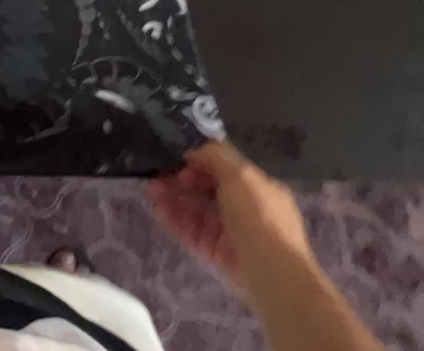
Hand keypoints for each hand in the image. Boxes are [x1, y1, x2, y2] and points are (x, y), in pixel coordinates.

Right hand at [147, 141, 312, 299]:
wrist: (272, 273)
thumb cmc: (259, 217)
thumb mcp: (241, 175)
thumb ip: (215, 156)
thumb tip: (194, 151)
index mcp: (258, 189)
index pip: (224, 170)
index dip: (200, 164)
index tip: (180, 162)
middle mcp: (245, 209)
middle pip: (207, 191)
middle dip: (180, 181)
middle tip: (156, 176)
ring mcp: (231, 233)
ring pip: (197, 211)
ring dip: (173, 199)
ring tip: (151, 192)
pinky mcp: (218, 253)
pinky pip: (193, 232)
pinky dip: (175, 221)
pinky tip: (158, 211)